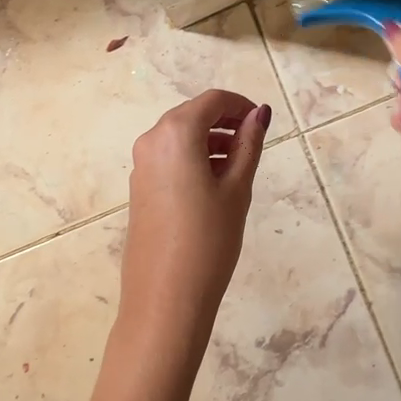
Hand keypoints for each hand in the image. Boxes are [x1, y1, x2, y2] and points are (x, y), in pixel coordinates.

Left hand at [119, 90, 270, 339]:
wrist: (164, 299)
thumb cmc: (209, 239)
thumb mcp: (237, 188)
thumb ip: (248, 145)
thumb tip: (259, 114)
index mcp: (176, 132)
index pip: (213, 100)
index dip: (240, 105)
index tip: (262, 122)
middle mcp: (152, 140)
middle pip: (193, 114)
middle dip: (224, 122)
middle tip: (253, 143)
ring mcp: (141, 165)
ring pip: (180, 136)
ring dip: (210, 140)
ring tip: (238, 167)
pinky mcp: (138, 188)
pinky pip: (169, 157)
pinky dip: (193, 158)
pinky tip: (214, 185)